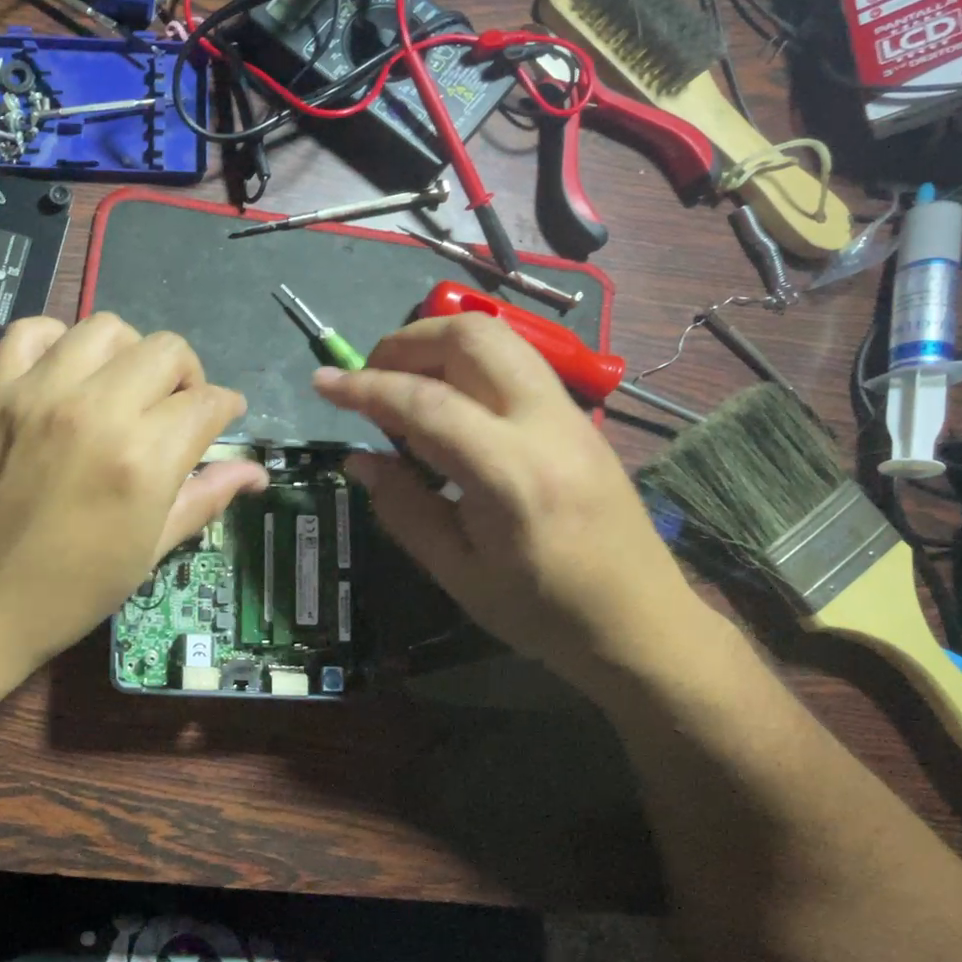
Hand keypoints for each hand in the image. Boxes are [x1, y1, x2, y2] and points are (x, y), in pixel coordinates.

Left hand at [0, 314, 267, 696]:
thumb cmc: (70, 593)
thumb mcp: (148, 552)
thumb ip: (205, 499)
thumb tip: (256, 471)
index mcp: (143, 460)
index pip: (207, 402)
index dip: (224, 410)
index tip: (220, 421)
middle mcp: (97, 412)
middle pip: (167, 351)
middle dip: (185, 377)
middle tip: (172, 410)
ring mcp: (39, 396)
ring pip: (106, 329)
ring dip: (128, 354)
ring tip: (120, 388)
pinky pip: (30, 332)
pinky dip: (55, 340)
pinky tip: (63, 373)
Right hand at [312, 314, 711, 683]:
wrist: (640, 624)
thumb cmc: (541, 612)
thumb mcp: (456, 572)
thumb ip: (403, 508)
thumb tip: (358, 459)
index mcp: (511, 476)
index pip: (426, 403)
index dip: (365, 388)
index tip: (321, 384)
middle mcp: (546, 426)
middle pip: (472, 338)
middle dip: (406, 343)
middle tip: (366, 380)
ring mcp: (570, 415)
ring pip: (499, 338)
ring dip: (437, 345)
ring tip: (398, 385)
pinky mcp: (577, 418)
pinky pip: (514, 364)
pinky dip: (465, 364)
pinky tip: (441, 405)